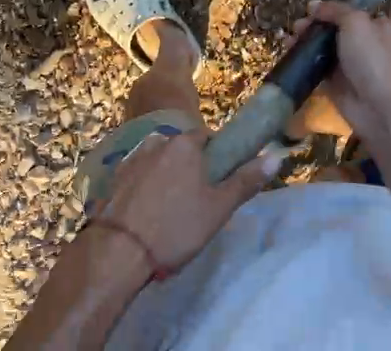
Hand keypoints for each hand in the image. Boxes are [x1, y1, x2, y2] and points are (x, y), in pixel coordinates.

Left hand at [96, 131, 278, 271]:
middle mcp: (158, 141)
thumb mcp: (218, 208)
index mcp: (185, 144)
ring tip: (169, 213)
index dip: (216, 158)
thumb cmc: (176, 228)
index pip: (208, 138)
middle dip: (190, 170)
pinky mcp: (113, 178)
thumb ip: (246, 181)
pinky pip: (138, 177)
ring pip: (159, 163)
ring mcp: (132, 158)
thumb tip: (276, 156)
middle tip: (195, 203)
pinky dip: (145, 189)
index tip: (217, 183)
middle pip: (182, 150)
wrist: (119, 251)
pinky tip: (147, 215)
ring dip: (166, 179)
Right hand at [292, 0, 390, 137]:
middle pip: (335, 31)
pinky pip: (319, 71)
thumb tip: (313, 5)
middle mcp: (366, 45)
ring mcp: (352, 66)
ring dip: (306, 44)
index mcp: (378, 26)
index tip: (309, 11)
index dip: (329, 10)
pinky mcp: (338, 85)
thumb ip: (334, 10)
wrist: (378, 106)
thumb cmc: (371, 57)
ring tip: (289, 42)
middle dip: (314, 27)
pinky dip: (305, 64)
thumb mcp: (356, 22)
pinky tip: (291, 59)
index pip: (350, 13)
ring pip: (325, 50)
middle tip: (297, 28)